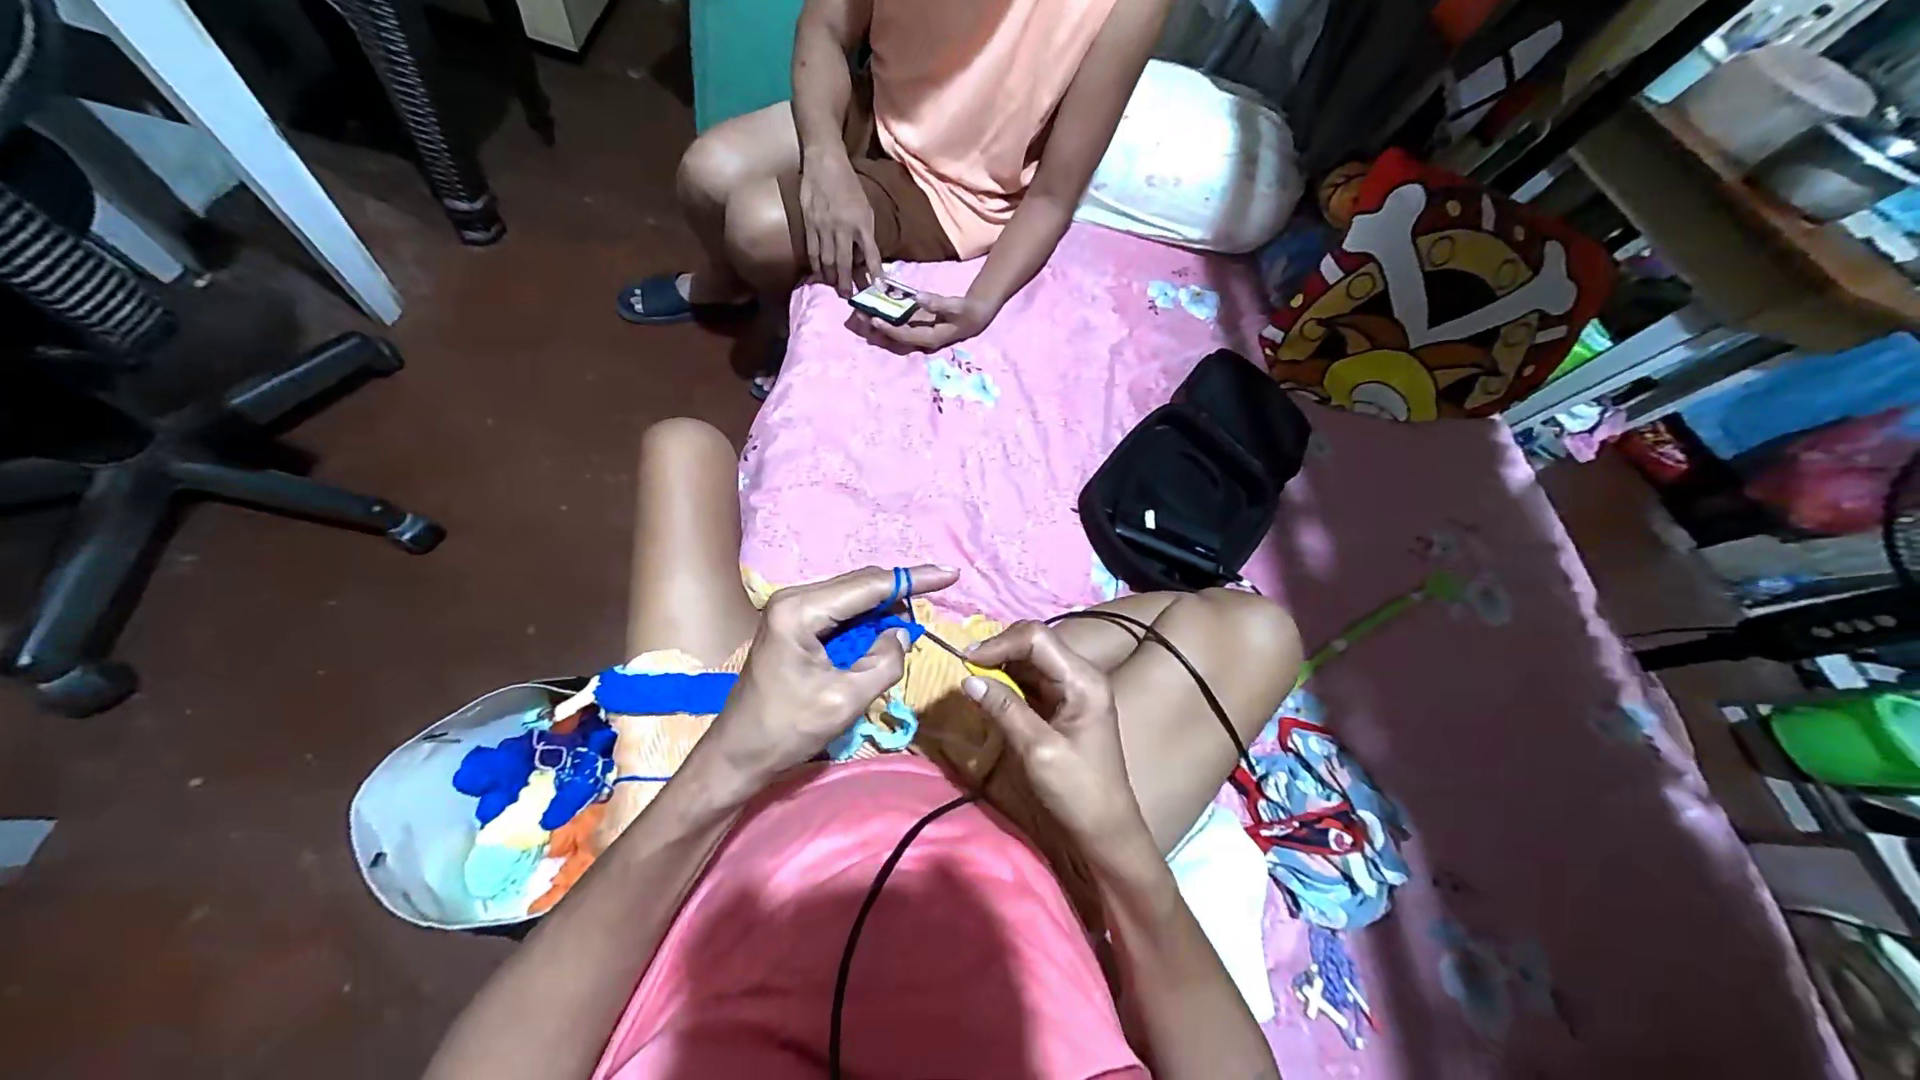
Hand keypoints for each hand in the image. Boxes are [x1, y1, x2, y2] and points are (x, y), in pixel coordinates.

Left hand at [698, 565, 959, 791]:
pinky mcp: (795, 623)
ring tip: (908, 630)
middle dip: (900, 595)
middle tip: (934, 607)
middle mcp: (794, 598)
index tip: (950, 575)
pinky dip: (866, 621)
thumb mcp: (845, 699)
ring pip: (853, 597)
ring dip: (883, 610)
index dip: (913, 579)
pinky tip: (882, 635)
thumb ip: (884, 662)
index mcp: (800, 611)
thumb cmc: (786, 729)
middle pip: (861, 584)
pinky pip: (841, 612)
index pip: (869, 585)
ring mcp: (792, 608)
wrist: (738, 753)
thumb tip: (901, 634)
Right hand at [798, 150, 879, 296]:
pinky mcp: (809, 223)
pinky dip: (815, 264)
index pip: (871, 255)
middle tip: (847, 295)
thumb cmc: (849, 187)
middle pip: (844, 262)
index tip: (878, 289)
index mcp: (861, 223)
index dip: (875, 273)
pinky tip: (818, 272)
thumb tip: (863, 258)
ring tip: (833, 287)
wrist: (825, 162)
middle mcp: (843, 227)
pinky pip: (812, 250)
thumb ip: (865, 234)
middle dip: (846, 282)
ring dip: (830, 277)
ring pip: (826, 260)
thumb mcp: (865, 209)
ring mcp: (824, 226)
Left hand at [863, 292, 995, 351]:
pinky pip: (896, 327)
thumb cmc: (965, 312)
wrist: (973, 318)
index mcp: (928, 338)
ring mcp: (916, 334)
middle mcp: (920, 340)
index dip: (889, 329)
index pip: (904, 335)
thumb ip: (937, 303)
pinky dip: (884, 320)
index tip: (874, 319)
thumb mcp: (955, 307)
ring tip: (860, 313)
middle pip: (893, 339)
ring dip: (876, 326)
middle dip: (875, 330)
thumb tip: (917, 298)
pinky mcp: (915, 327)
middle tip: (858, 316)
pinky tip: (873, 311)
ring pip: (892, 334)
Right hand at [962, 622, 1150, 855]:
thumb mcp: (1037, 750)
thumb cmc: (1077, 791)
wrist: (1104, 830)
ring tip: (971, 677)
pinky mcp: (1062, 704)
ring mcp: (1072, 689)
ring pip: (1029, 659)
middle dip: (998, 650)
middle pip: (1034, 642)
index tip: (966, 661)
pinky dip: (1007, 681)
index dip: (999, 643)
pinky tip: (989, 691)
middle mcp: (1081, 676)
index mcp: (1083, 680)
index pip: (1037, 638)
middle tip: (965, 668)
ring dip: (1000, 664)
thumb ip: (1005, 709)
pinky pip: (1030, 680)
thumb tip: (968, 679)